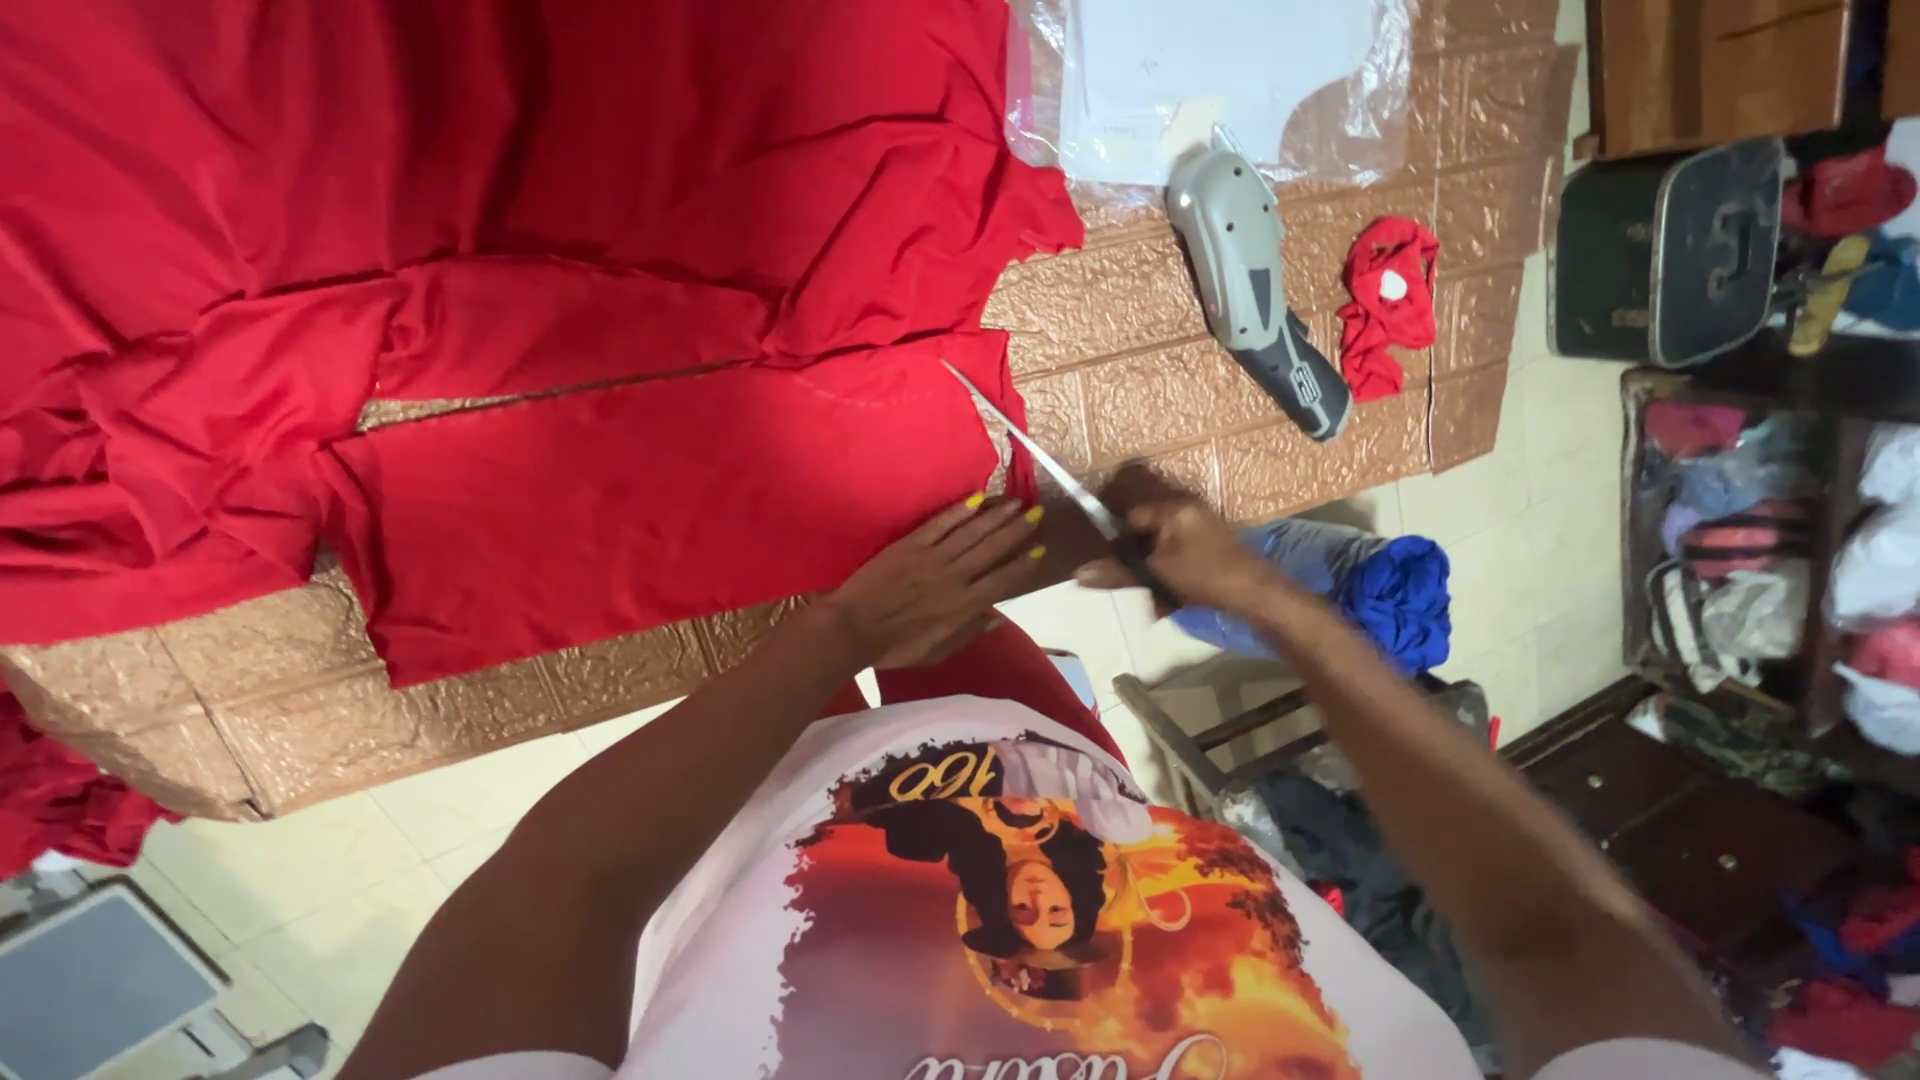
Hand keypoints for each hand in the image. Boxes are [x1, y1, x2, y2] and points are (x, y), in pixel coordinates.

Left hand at [822, 495, 1046, 667]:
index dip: (1022, 565)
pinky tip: (976, 499)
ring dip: (996, 516)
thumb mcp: (937, 652)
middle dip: (1017, 530)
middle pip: (992, 549)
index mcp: (963, 606)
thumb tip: (997, 617)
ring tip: (1014, 503)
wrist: (853, 629)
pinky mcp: (911, 545)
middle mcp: (955, 577)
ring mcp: (933, 558)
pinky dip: (959, 511)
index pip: (1002, 581)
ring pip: (972, 532)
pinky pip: (940, 524)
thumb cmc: (895, 647)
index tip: (1040, 550)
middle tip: (1036, 512)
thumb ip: (968, 632)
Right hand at [1072, 497, 1283, 612]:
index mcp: (1176, 510)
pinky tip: (1171, 605)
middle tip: (1133, 588)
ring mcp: (1205, 534)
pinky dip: (1173, 582)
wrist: (1259, 597)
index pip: (1133, 517)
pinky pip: (1181, 564)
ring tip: (1155, 602)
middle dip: (1138, 565)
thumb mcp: (1157, 574)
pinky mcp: (1214, 554)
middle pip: (1147, 537)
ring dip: (1155, 579)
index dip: (1119, 541)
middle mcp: (1190, 514)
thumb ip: (1118, 573)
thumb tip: (1079, 574)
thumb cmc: (1206, 575)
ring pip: (1164, 555)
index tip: (1113, 566)